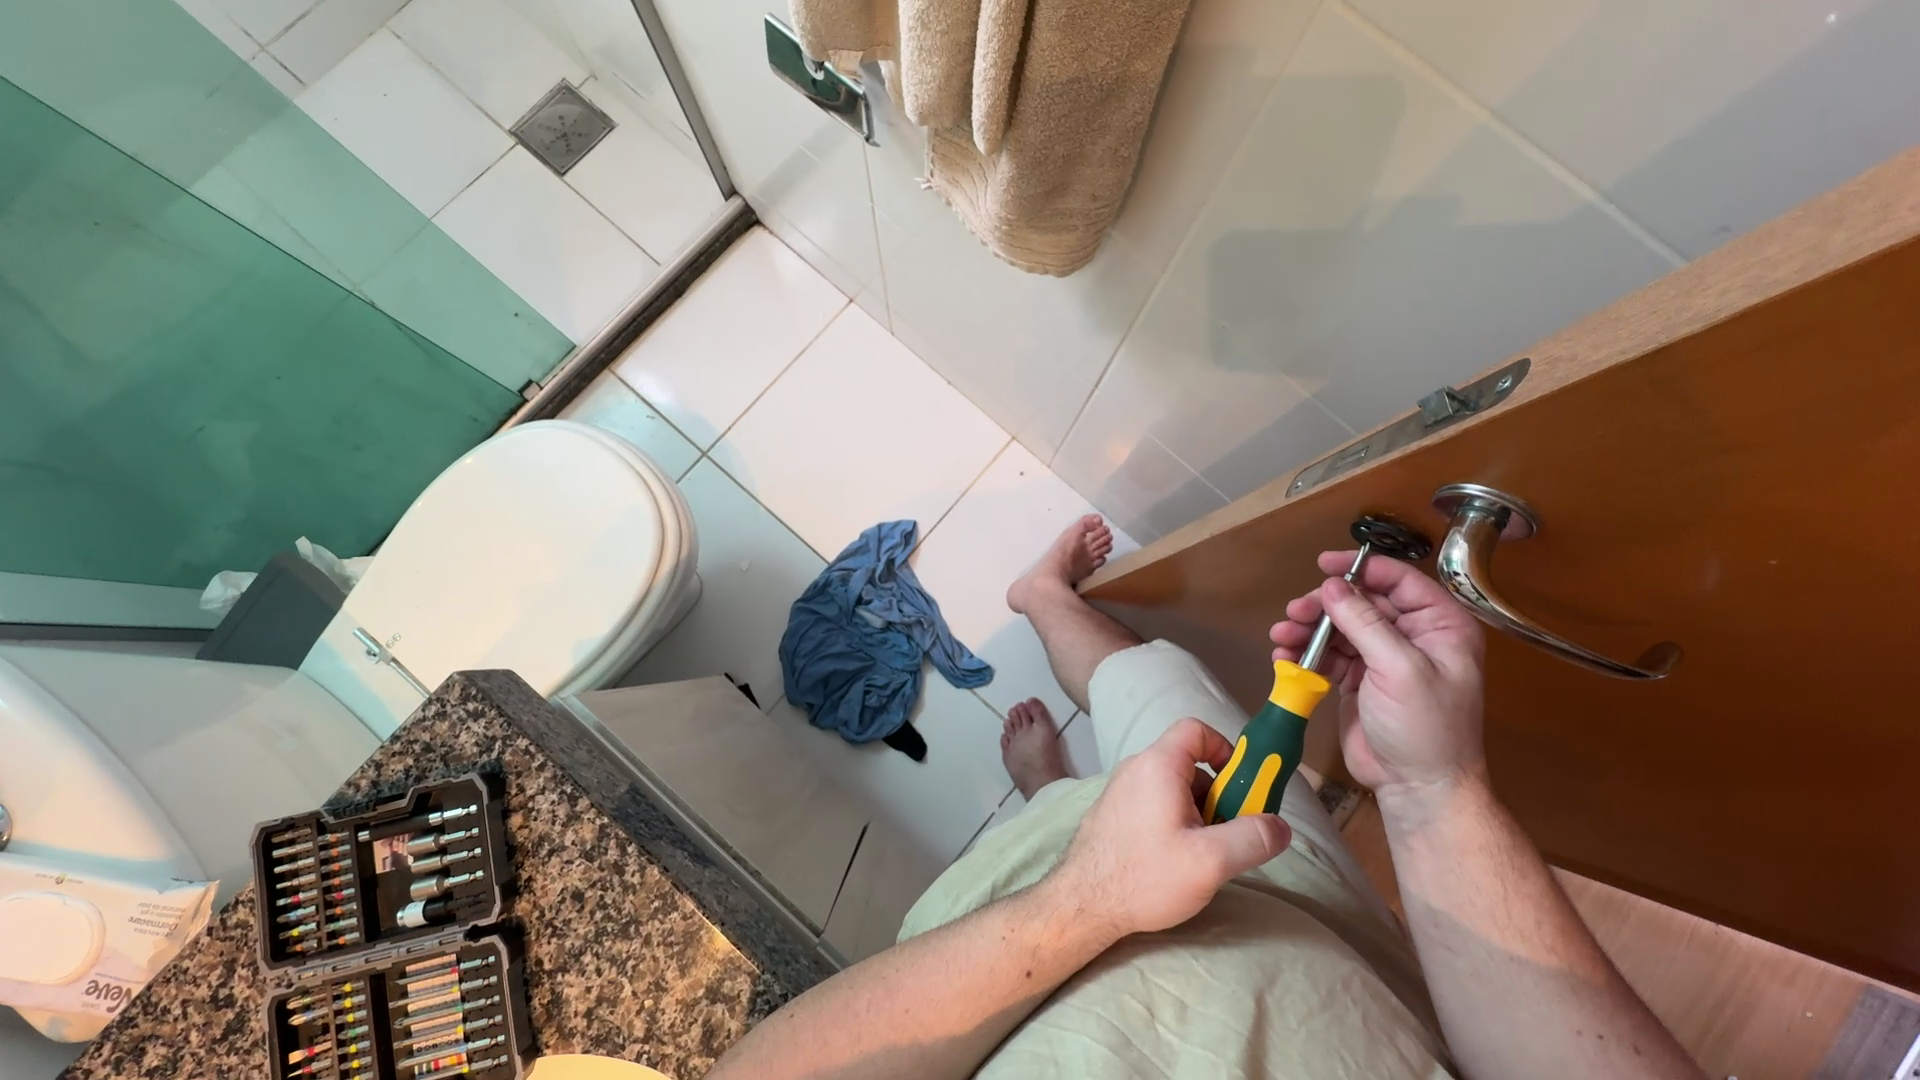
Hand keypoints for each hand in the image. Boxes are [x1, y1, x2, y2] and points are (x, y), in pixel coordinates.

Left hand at [1049, 718, 1290, 937]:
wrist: (1083, 904)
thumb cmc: (1145, 876)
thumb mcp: (1211, 861)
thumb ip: (1253, 838)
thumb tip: (1281, 827)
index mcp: (1158, 765)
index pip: (1195, 730)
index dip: (1225, 748)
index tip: (1243, 784)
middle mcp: (1135, 769)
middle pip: (1188, 764)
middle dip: (1217, 794)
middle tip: (1230, 833)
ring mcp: (1120, 791)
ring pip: (1172, 787)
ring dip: (1197, 812)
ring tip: (1203, 855)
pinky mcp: (1112, 813)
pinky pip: (1153, 803)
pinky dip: (1174, 821)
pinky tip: (1176, 860)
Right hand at [1269, 552, 1487, 806]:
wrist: (1417, 787)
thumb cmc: (1426, 728)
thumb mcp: (1399, 668)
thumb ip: (1364, 622)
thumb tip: (1331, 585)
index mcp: (1440, 626)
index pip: (1399, 581)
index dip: (1362, 569)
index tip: (1325, 565)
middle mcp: (1413, 636)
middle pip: (1361, 603)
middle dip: (1325, 606)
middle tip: (1295, 612)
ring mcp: (1383, 659)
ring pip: (1339, 628)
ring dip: (1308, 629)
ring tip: (1283, 636)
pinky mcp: (1358, 680)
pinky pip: (1327, 655)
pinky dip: (1305, 653)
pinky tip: (1285, 657)